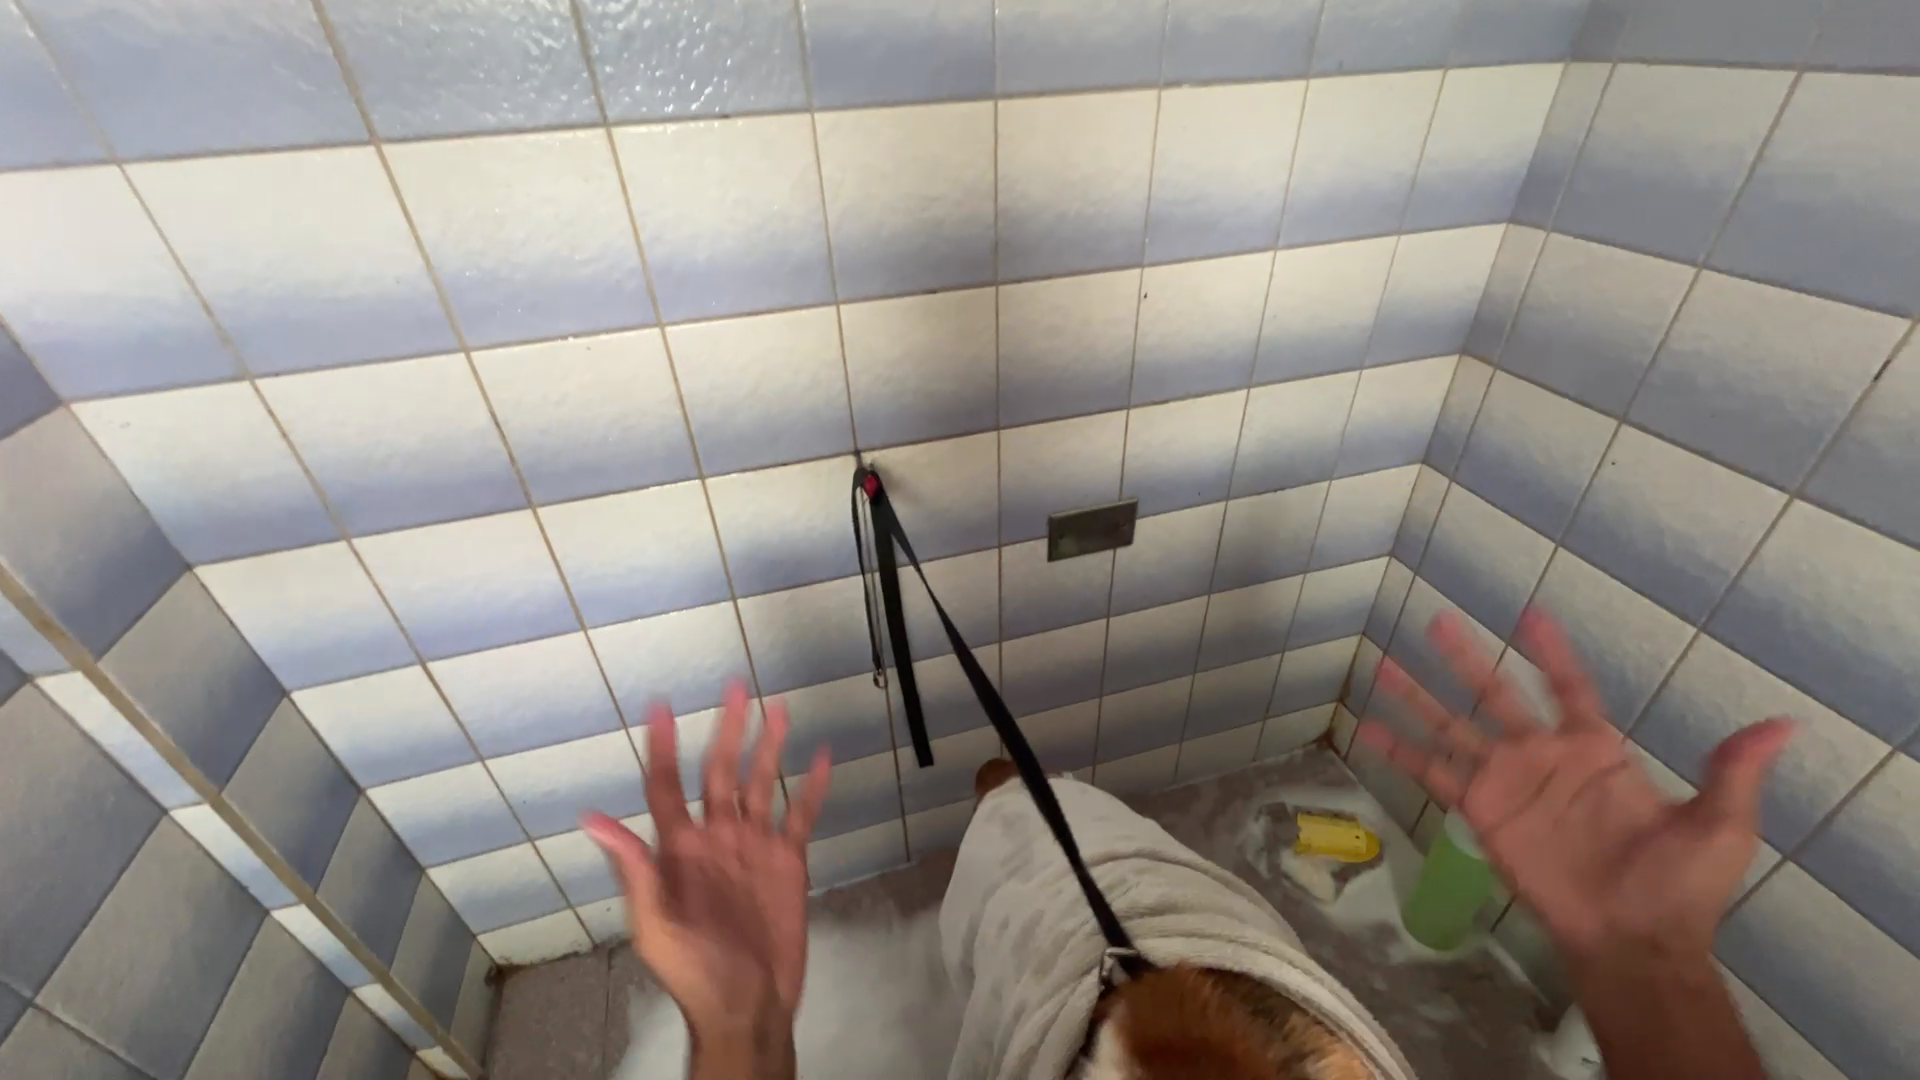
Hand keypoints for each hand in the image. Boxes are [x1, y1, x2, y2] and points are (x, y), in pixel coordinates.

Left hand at [584, 682, 831, 1033]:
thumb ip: (634, 867)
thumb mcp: (655, 923)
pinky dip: (813, 786)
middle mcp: (718, 835)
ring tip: (778, 710)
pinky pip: (802, 814)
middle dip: (727, 729)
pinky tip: (822, 757)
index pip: (667, 784)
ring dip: (769, 747)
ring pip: (762, 783)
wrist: (747, 1004)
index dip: (663, 746)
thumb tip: (592, 818)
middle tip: (736, 688)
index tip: (662, 706)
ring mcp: (755, 844)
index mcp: (681, 847)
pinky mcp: (788, 859)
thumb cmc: (694, 967)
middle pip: (721, 771)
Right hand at [1358, 609, 1792, 965]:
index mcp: (1592, 749)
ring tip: (1382, 665)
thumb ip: (1731, 776)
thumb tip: (1780, 725)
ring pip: (1451, 725)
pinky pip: (1431, 771)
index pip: (1566, 688)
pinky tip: (1368, 729)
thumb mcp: (1718, 829)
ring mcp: (1503, 779)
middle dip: (1466, 658)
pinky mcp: (1477, 807)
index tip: (1528, 614)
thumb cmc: (1676, 882)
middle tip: (1438, 621)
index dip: (1550, 652)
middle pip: (1494, 693)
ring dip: (1418, 696)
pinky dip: (1398, 751)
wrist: (1629, 936)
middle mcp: (1539, 753)